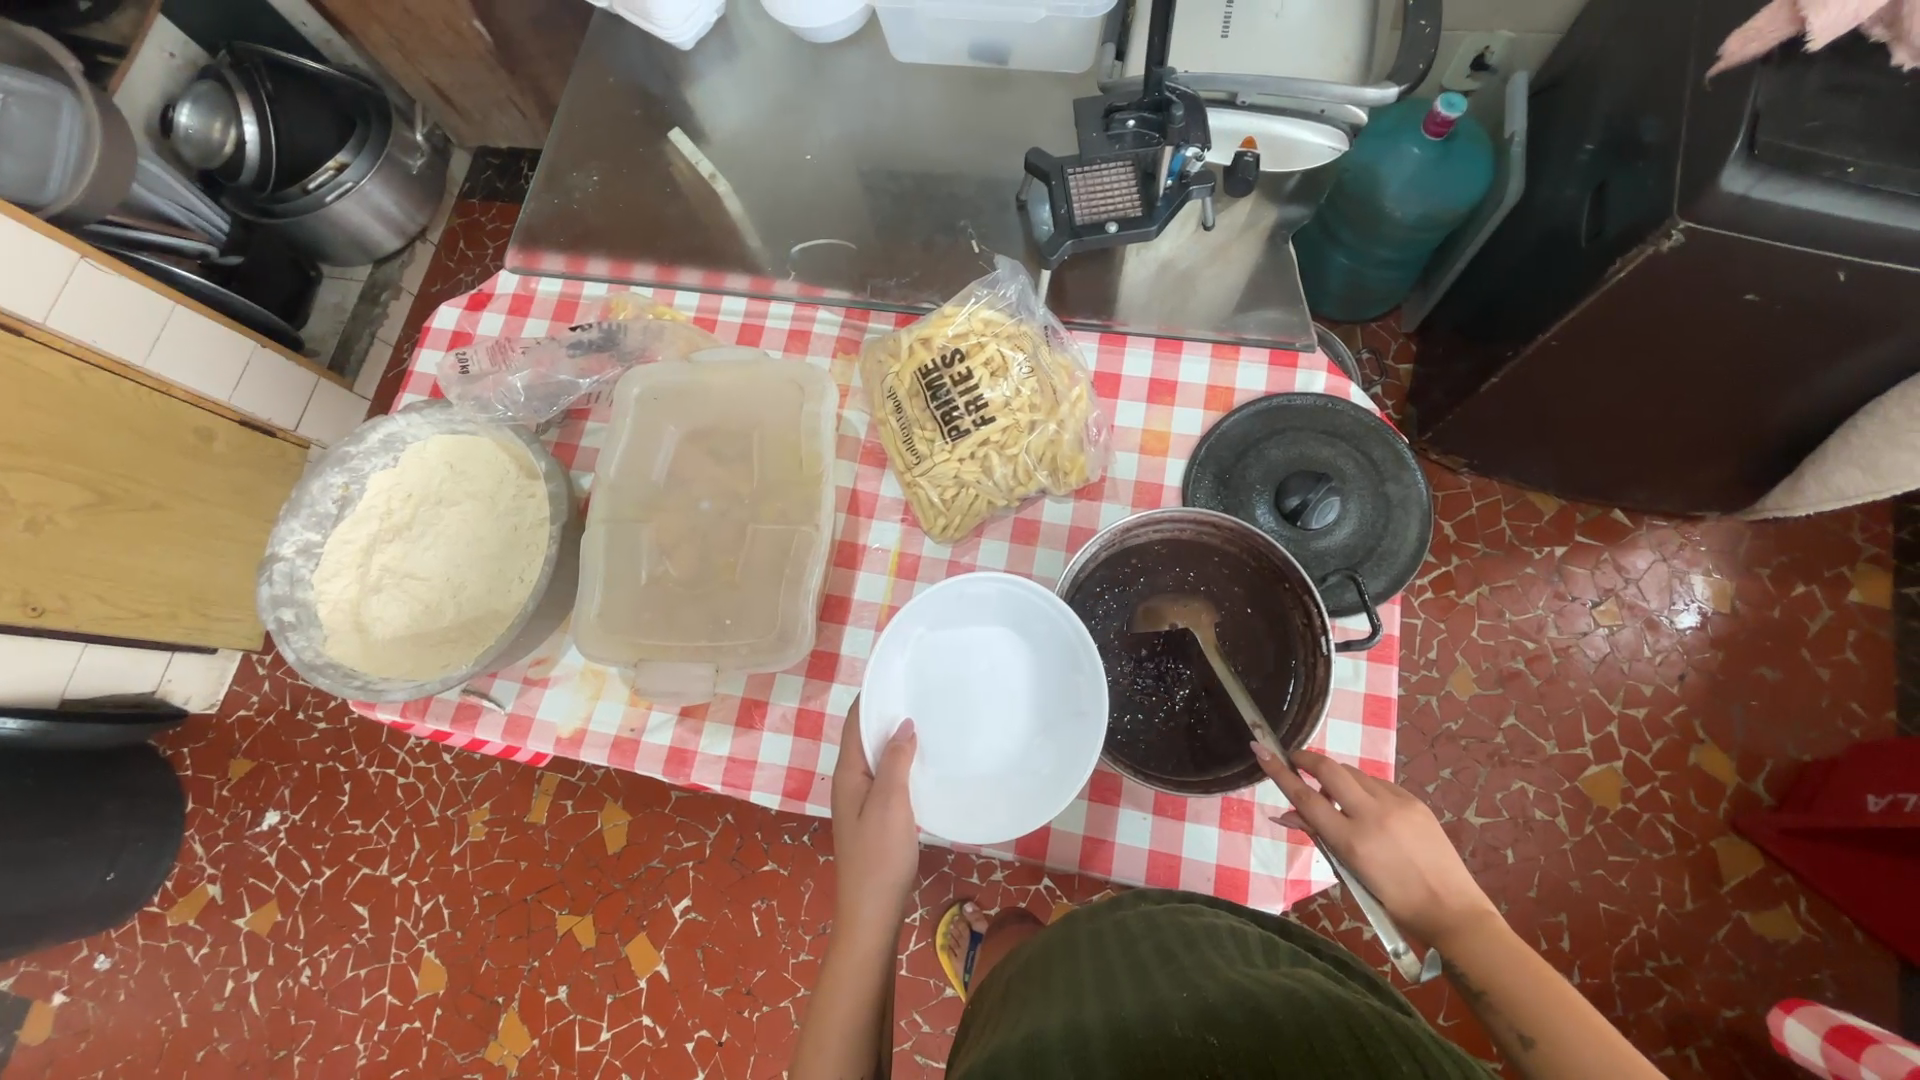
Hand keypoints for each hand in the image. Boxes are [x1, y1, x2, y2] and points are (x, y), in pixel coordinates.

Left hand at [830, 699, 921, 927]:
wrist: (873, 911)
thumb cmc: (879, 856)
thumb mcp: (890, 803)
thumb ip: (895, 761)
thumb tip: (903, 723)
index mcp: (848, 773)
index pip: (856, 722)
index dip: (872, 696)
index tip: (896, 672)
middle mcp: (851, 781)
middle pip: (865, 736)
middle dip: (887, 712)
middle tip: (920, 689)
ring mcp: (862, 800)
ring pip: (878, 757)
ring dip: (896, 737)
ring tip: (927, 716)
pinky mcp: (876, 815)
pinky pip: (887, 775)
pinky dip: (902, 761)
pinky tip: (924, 761)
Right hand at [1254, 744, 1499, 947]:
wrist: (1452, 908)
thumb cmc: (1393, 900)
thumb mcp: (1350, 872)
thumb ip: (1319, 836)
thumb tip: (1285, 815)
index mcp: (1352, 840)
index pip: (1305, 797)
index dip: (1279, 772)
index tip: (1262, 751)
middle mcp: (1372, 815)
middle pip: (1329, 770)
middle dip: (1306, 758)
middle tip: (1294, 759)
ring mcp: (1396, 804)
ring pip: (1353, 774)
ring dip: (1335, 776)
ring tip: (1331, 791)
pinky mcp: (1414, 801)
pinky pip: (1377, 783)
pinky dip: (1362, 787)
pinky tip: (1365, 804)